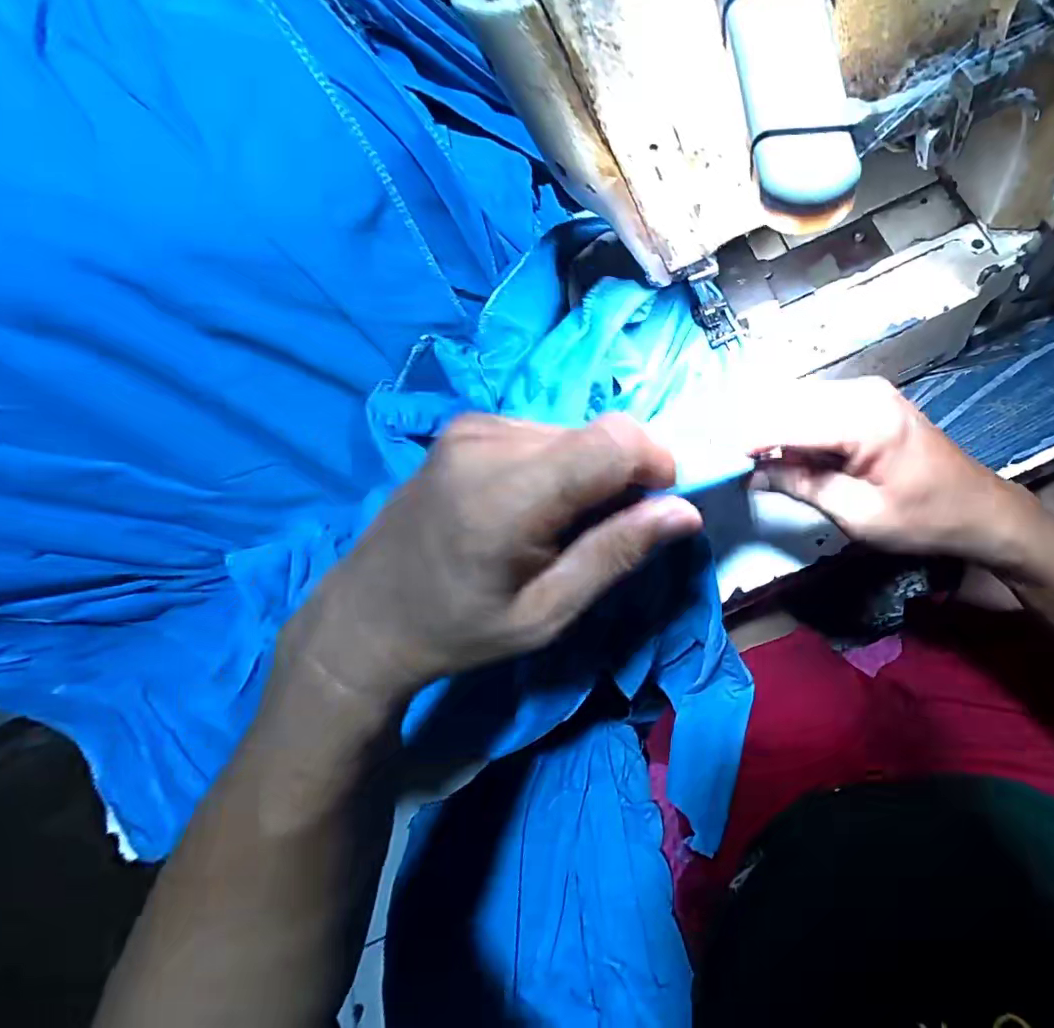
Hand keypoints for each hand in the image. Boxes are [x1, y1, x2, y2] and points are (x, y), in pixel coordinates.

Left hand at [277, 413, 702, 711]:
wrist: (367, 615)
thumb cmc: (461, 629)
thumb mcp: (548, 613)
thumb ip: (616, 553)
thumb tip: (686, 511)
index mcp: (507, 496)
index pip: (614, 441)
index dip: (655, 465)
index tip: (653, 510)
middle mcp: (488, 443)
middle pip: (601, 432)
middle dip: (626, 475)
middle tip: (606, 530)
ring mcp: (474, 426)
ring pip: (578, 430)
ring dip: (593, 471)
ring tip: (562, 524)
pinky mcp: (468, 424)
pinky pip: (547, 431)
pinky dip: (564, 463)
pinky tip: (536, 504)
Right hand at [738, 377, 1048, 570]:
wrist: (981, 511)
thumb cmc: (925, 520)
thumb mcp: (858, 514)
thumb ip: (802, 485)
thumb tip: (753, 472)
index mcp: (864, 418)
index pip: (786, 420)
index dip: (746, 439)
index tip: (715, 460)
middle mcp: (863, 391)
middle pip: (788, 402)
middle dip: (755, 431)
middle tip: (727, 463)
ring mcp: (868, 391)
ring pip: (799, 402)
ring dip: (773, 429)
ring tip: (748, 461)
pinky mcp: (869, 400)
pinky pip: (817, 407)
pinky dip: (795, 428)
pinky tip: (783, 452)